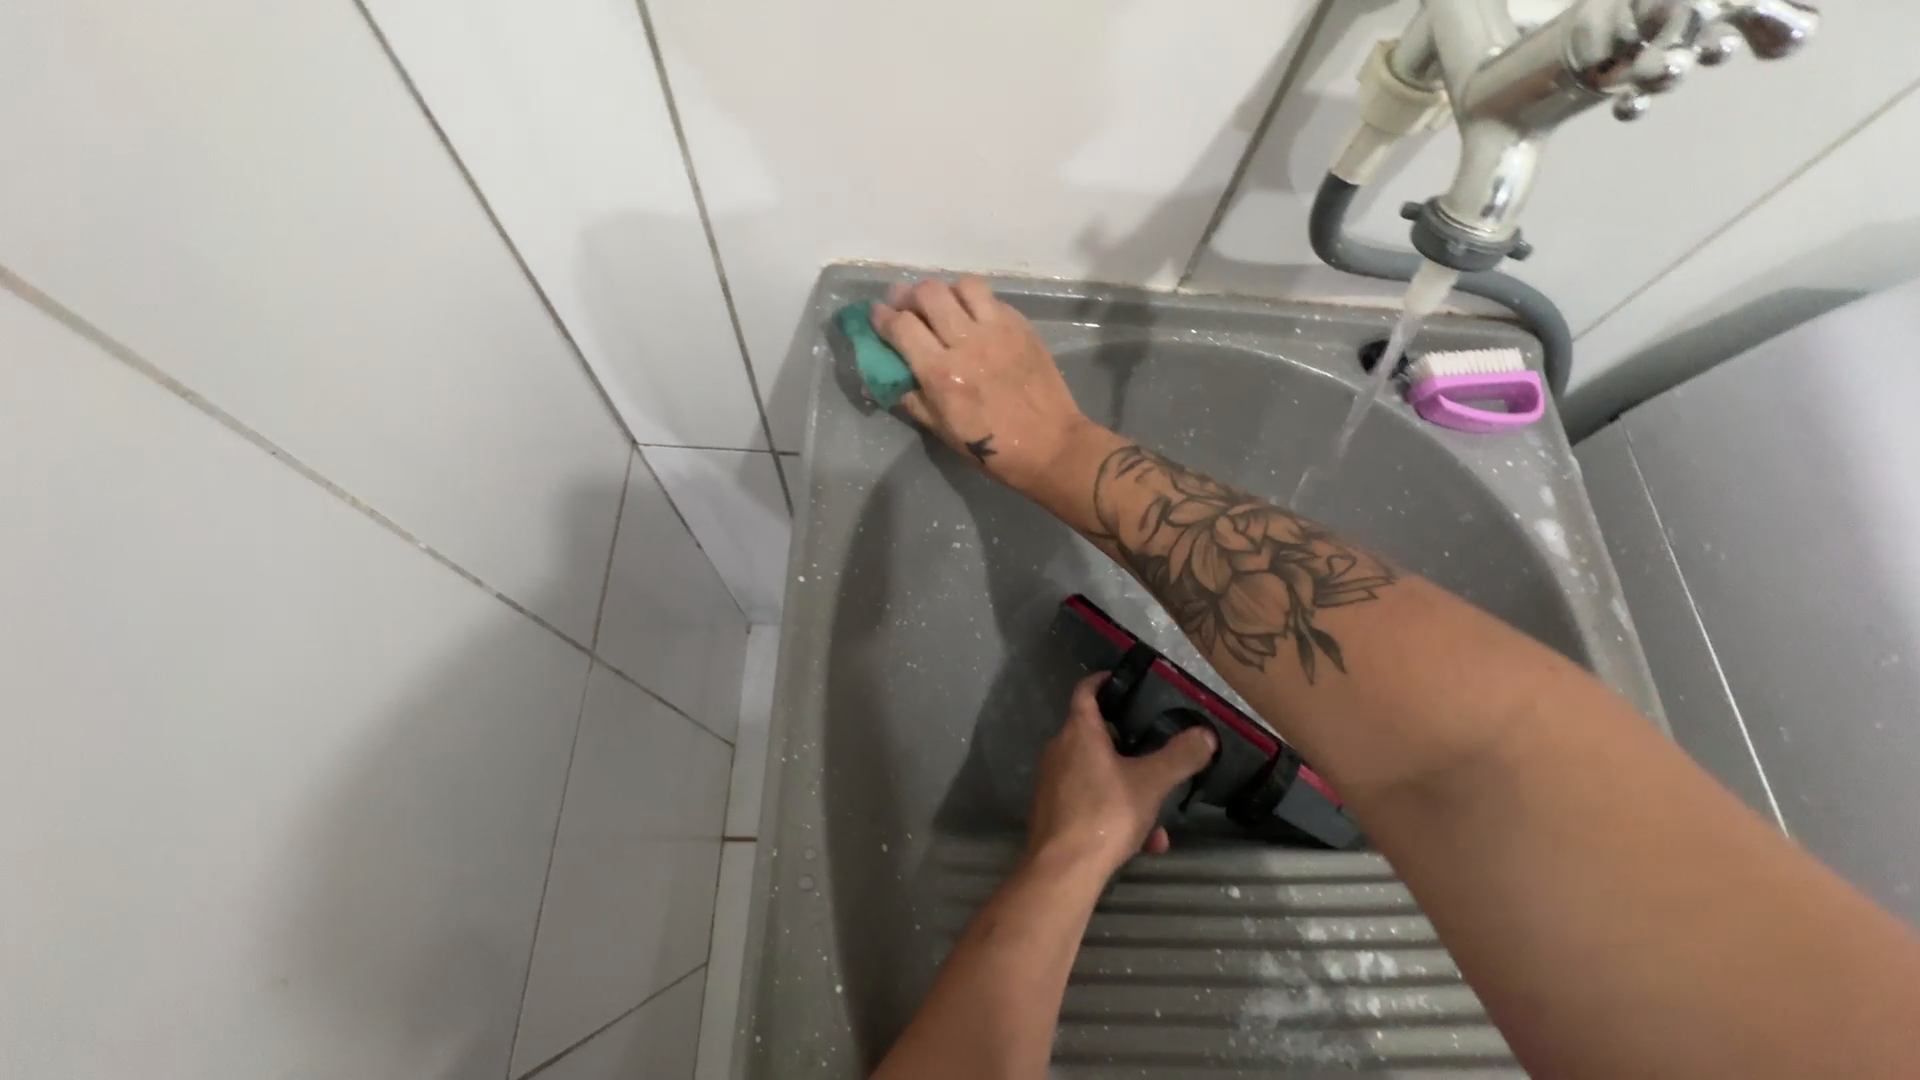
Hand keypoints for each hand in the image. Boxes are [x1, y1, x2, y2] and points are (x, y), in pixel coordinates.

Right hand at [870, 277, 1094, 492]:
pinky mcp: (1022, 327)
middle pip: (929, 293)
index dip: (882, 317)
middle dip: (909, 295)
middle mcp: (967, 342)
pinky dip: (975, 302)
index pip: (901, 326)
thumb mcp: (942, 429)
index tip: (876, 314)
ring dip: (946, 291)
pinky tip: (973, 316)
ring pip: (963, 286)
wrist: (1049, 446)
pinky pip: (992, 299)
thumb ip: (911, 398)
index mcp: (941, 373)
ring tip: (943, 304)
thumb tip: (885, 376)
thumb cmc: (990, 448)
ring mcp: (998, 330)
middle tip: (904, 304)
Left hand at [1027, 673, 1218, 878]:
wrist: (1062, 869)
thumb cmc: (1105, 814)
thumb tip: (1205, 735)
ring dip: (1131, 792)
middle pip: (1097, 736)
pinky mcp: (1052, 810)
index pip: (1085, 691)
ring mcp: (1052, 781)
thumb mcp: (1151, 783)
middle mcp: (1059, 749)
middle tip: (1157, 759)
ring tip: (1157, 823)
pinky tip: (1142, 845)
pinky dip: (1116, 815)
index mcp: (1079, 731)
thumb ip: (1180, 757)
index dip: (1103, 681)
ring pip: (1099, 775)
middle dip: (1131, 751)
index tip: (1122, 681)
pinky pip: (1090, 802)